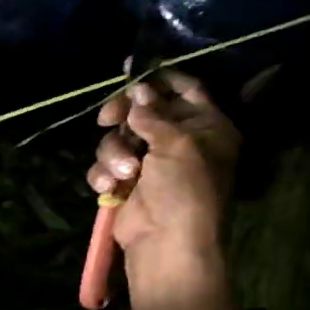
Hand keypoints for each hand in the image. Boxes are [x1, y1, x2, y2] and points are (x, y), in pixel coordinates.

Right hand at [86, 70, 239, 259]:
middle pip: (142, 111)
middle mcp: (178, 141)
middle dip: (123, 116)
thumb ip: (154, 114)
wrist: (166, 242)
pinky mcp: (125, 184)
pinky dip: (104, 175)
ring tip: (123, 174)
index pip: (184, 89)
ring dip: (113, 154)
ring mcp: (149, 164)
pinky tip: (111, 188)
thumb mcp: (176, 144)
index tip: (131, 67)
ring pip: (118, 139)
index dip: (159, 78)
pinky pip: (106, 166)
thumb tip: (139, 90)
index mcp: (205, 127)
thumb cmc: (184, 189)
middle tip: (108, 118)